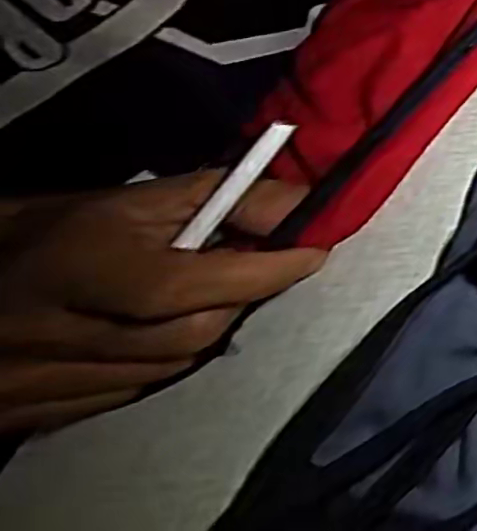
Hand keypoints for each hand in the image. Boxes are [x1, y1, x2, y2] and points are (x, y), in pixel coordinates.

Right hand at [0, 170, 326, 432]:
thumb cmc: (74, 228)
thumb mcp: (154, 198)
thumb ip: (239, 198)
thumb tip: (306, 208)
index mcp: (74, 271)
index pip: (183, 288)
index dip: (263, 272)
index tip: (313, 254)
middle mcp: (38, 335)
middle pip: (186, 337)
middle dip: (239, 302)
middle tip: (252, 276)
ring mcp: (18, 382)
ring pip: (163, 371)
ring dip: (202, 334)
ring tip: (199, 302)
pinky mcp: (12, 412)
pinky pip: (123, 394)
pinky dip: (159, 362)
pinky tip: (155, 332)